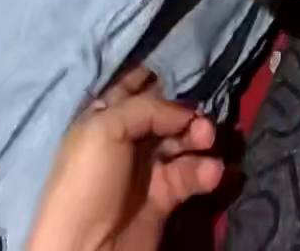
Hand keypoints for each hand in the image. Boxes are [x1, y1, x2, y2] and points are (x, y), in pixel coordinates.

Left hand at [26, 68, 223, 250]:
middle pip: (161, 116)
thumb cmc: (89, 178)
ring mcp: (145, 169)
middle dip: (183, 113)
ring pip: (178, 144)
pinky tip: (213, 171)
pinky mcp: (163, 200)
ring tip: (209, 138)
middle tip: (202, 118)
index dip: (153, 78)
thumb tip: (182, 109)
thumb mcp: (106, 128)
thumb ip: (144, 109)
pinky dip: (202, 172)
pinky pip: (187, 177)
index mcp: (104, 115)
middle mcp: (125, 138)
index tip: (181, 68)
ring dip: (196, 139)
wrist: (86, 250)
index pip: (131, 88)